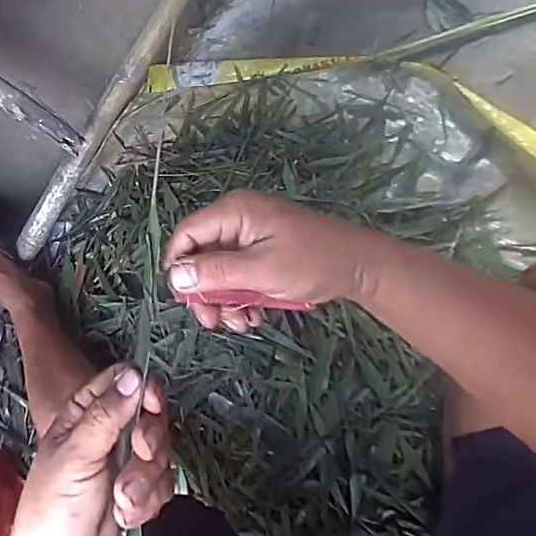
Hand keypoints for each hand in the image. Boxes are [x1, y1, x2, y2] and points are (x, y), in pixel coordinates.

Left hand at [5, 364, 175, 535]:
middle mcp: (112, 431)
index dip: (141, 386)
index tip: (150, 401)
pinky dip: (149, 500)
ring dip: (146, 478)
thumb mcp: (75, 454)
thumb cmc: (52, 505)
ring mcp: (129, 461)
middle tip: (140, 451)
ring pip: (162, 450)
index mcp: (87, 412)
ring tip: (122, 499)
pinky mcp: (144, 490)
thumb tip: (134, 376)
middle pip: (152, 413)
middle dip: (150, 436)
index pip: (123, 381)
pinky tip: (126, 515)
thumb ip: (106, 415)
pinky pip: (165, 483)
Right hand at [163, 191, 391, 331]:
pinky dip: (241, 296)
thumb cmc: (311, 262)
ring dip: (225, 299)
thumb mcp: (260, 270)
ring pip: (219, 269)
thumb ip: (215, 273)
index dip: (177, 265)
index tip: (181, 299)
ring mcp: (250, 235)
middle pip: (201, 255)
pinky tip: (254, 315)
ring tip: (242, 323)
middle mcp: (237, 219)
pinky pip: (238, 273)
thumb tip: (174, 277)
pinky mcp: (262, 250)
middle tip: (212, 322)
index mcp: (234, 212)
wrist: (360, 266)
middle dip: (205, 291)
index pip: (187, 233)